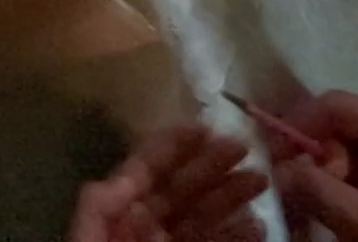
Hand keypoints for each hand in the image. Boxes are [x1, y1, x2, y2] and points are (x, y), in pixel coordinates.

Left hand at [68, 124, 269, 241]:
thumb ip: (97, 211)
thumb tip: (116, 179)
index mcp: (117, 216)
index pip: (145, 171)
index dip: (173, 147)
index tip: (206, 127)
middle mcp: (143, 231)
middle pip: (180, 191)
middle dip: (211, 167)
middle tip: (246, 149)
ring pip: (202, 220)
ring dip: (230, 199)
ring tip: (260, 183)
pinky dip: (235, 238)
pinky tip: (258, 229)